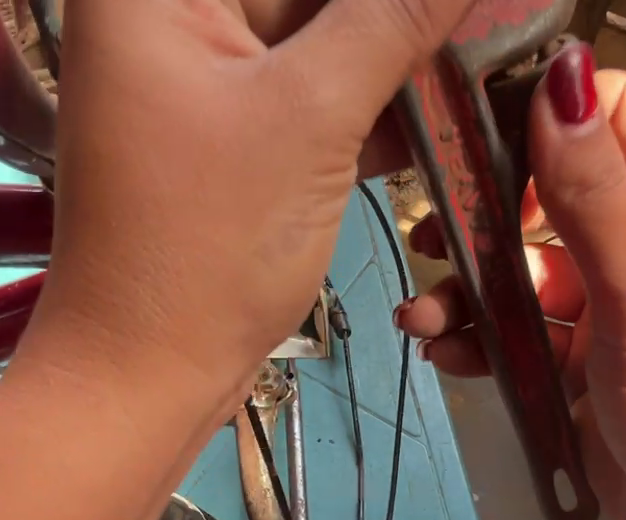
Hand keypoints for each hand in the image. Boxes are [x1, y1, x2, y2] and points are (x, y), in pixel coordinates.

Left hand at [26, 0, 474, 413]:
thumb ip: (392, 17)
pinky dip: (363, 107)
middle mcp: (166, 14)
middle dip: (388, 14)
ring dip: (388, 54)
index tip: (453, 5)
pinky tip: (434, 108)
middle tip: (476, 21)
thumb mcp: (309, 118)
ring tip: (477, 51)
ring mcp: (196, 84)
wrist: (149, 376)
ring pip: (313, 40)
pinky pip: (304, 99)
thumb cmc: (208, 247)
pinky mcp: (226, 143)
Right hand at [400, 48, 625, 519]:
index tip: (470, 139)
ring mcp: (617, 310)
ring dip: (472, 295)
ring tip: (422, 317)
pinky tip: (447, 352)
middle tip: (428, 235)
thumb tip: (561, 80)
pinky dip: (485, 343)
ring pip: (528, 278)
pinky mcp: (586, 367)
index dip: (544, 121)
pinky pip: (526, 337)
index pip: (616, 121)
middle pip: (555, 203)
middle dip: (489, 221)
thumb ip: (595, 195)